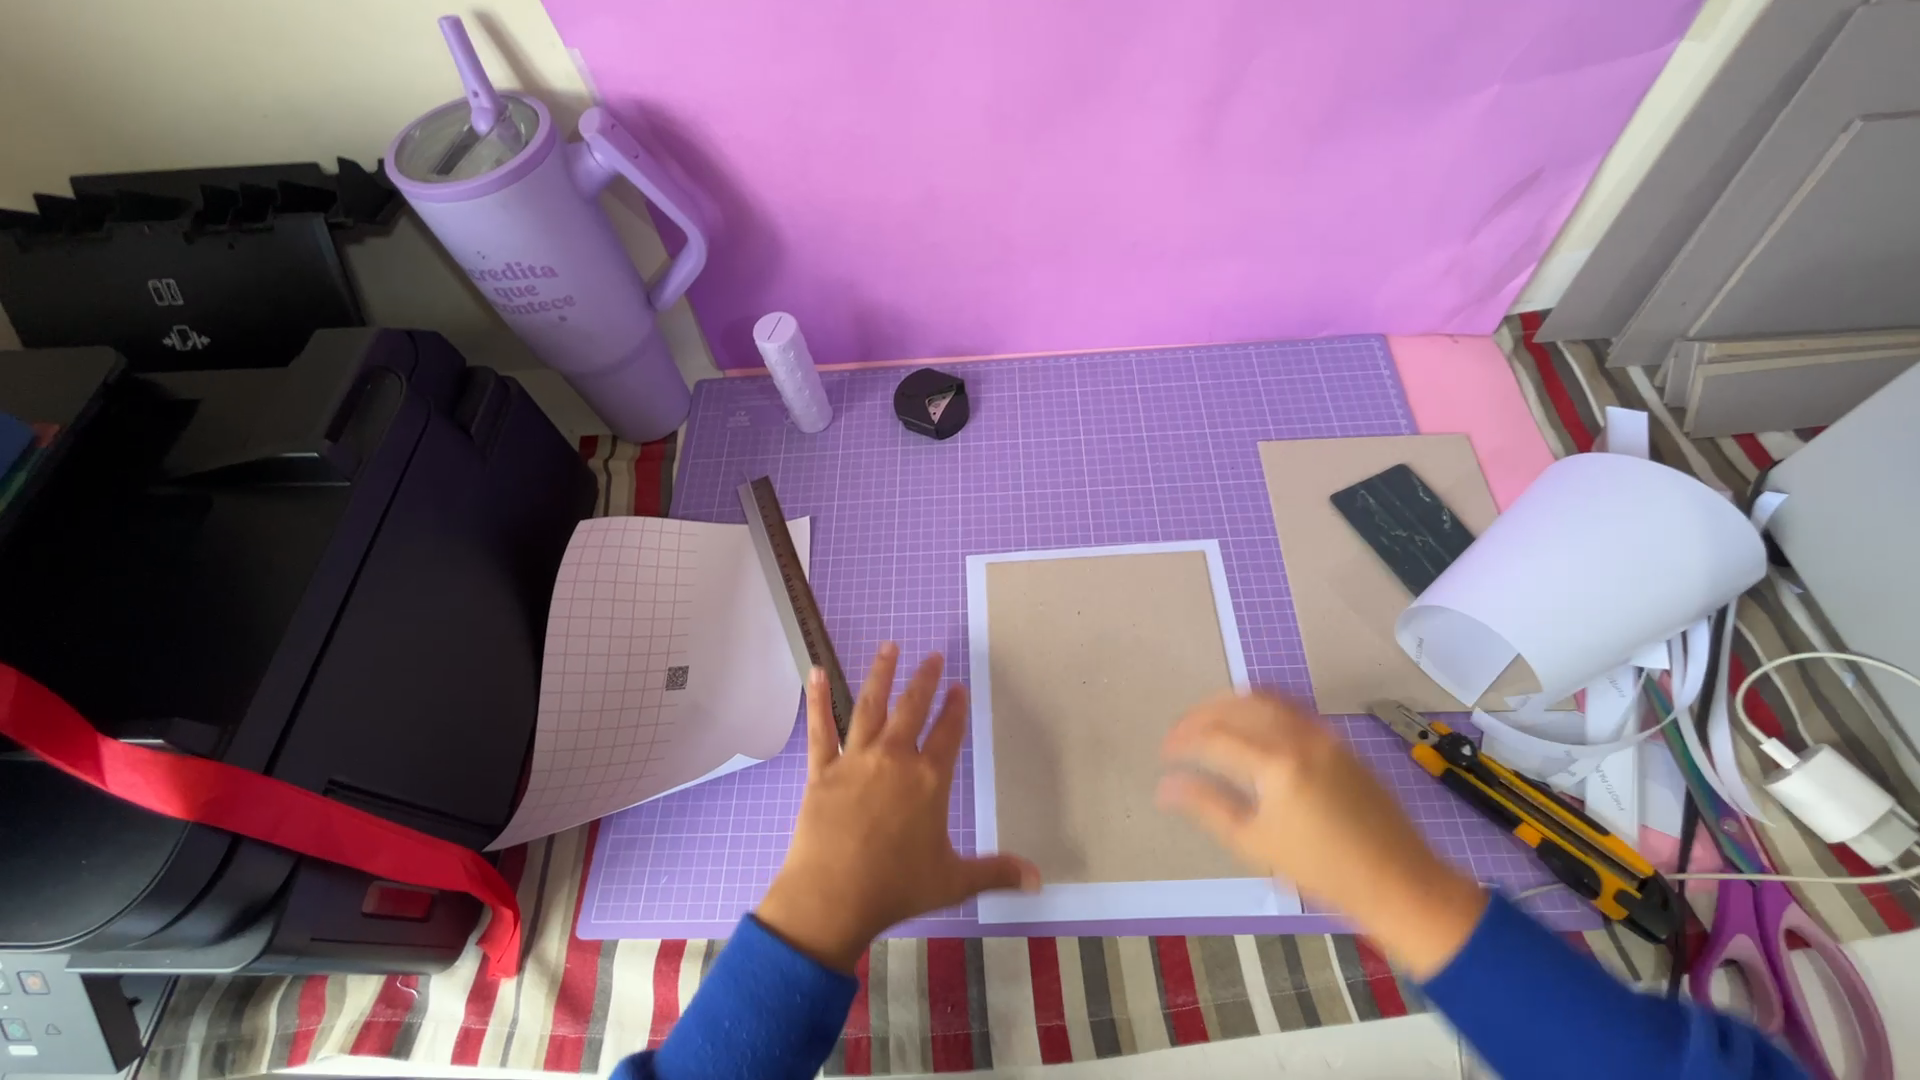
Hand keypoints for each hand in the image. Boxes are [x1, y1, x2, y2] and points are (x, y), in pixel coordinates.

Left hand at [756, 644, 1040, 971]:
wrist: (832, 898)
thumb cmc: (896, 888)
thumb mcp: (954, 881)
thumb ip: (996, 872)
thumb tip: (1039, 880)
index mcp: (929, 779)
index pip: (948, 732)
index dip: (955, 708)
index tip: (959, 687)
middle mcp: (895, 758)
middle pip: (912, 708)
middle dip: (925, 679)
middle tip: (933, 656)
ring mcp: (856, 760)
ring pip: (870, 706)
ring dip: (881, 674)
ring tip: (889, 647)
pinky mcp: (823, 769)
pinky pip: (821, 728)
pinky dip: (817, 699)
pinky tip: (815, 672)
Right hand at [1157, 691, 1486, 978]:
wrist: (1400, 881)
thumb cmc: (1322, 871)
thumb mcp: (1255, 843)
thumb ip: (1208, 805)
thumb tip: (1165, 786)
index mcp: (1276, 765)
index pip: (1215, 736)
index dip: (1184, 740)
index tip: (1166, 753)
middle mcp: (1300, 738)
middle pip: (1239, 706)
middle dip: (1203, 714)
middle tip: (1182, 732)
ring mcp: (1324, 735)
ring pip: (1268, 699)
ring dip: (1232, 703)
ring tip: (1210, 719)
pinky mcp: (1340, 741)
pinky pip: (1293, 708)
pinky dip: (1264, 706)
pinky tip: (1252, 723)